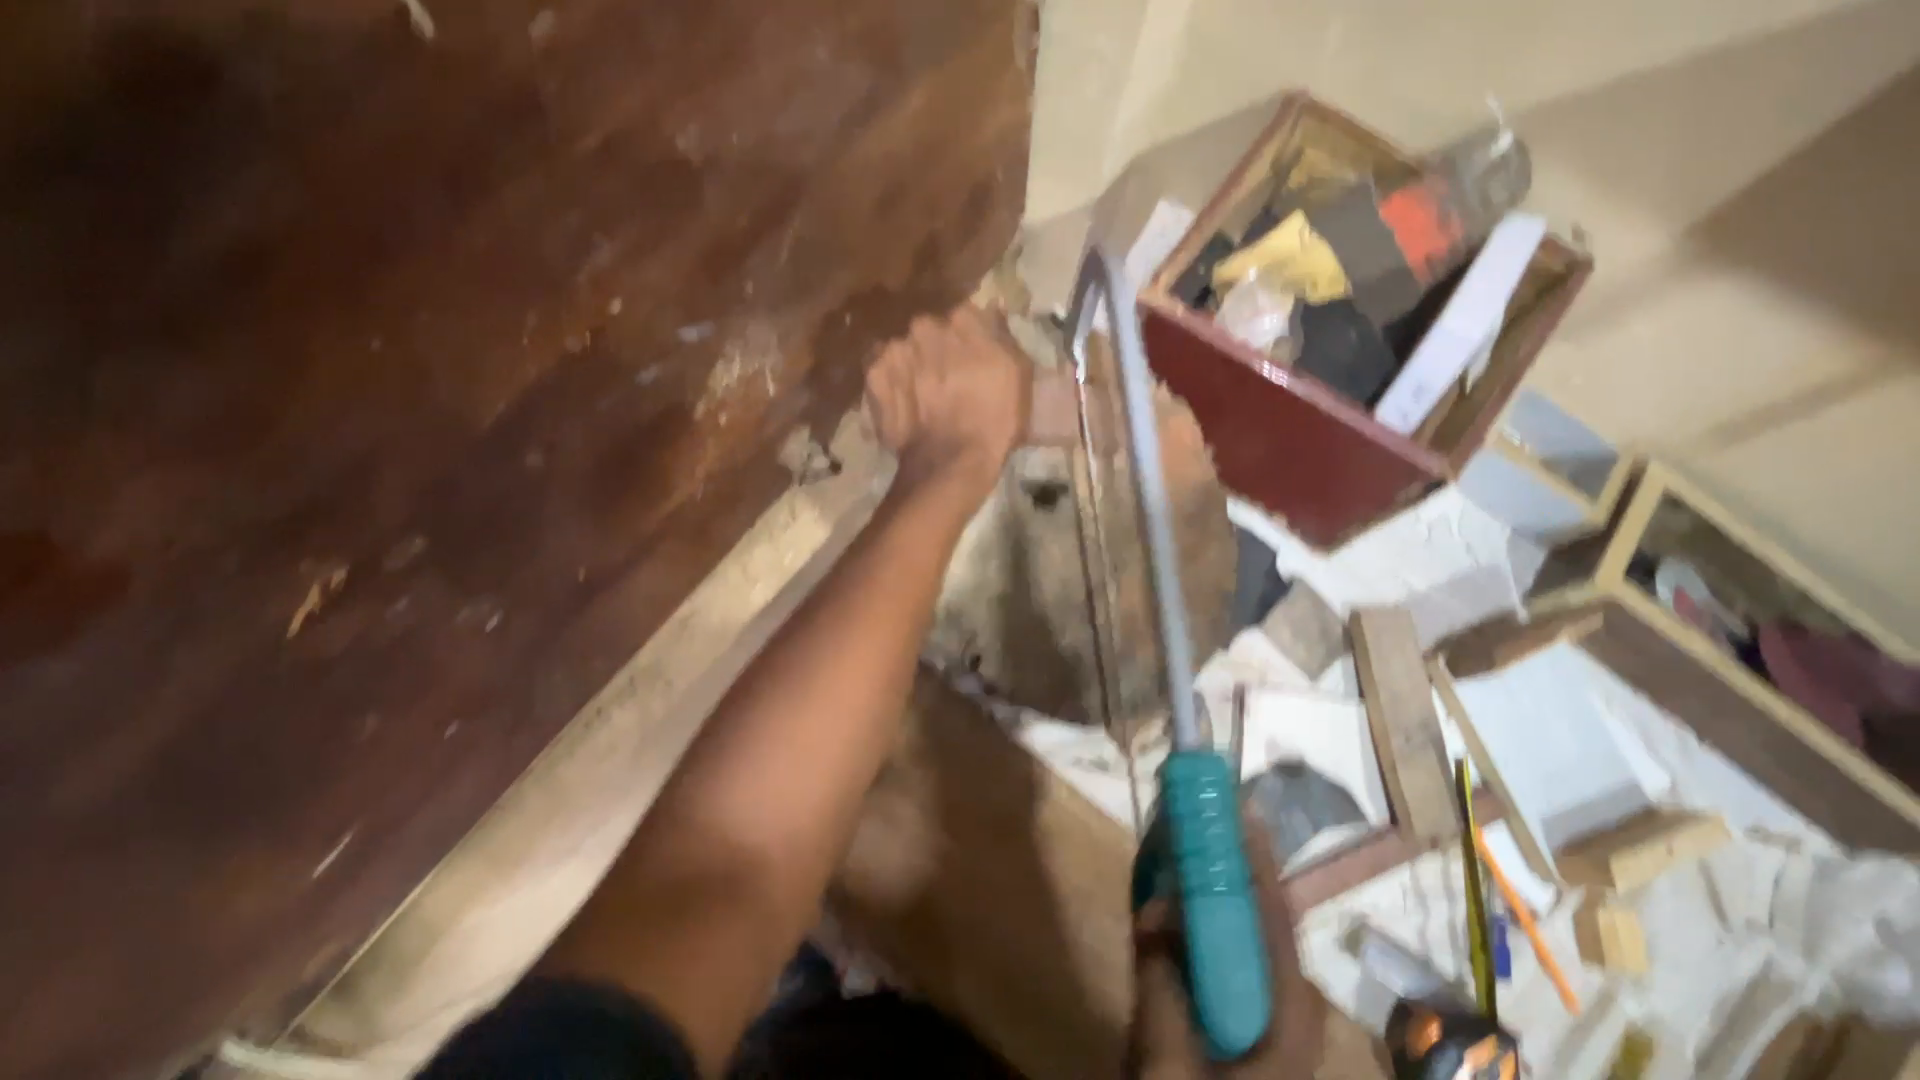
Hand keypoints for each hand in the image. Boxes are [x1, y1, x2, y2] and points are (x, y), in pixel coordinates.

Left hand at [864, 306, 1029, 504]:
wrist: (952, 460)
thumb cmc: (995, 419)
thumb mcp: (1018, 373)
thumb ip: (1002, 335)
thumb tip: (992, 309)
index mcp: (963, 319)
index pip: (964, 316)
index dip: (967, 338)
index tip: (971, 358)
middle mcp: (925, 326)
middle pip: (929, 330)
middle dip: (935, 348)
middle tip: (944, 378)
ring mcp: (894, 349)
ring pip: (903, 349)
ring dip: (911, 365)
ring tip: (921, 394)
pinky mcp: (873, 375)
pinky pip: (881, 370)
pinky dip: (890, 383)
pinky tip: (902, 403)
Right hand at [1129, 816, 1325, 1079]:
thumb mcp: (1167, 1065)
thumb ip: (1161, 983)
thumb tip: (1155, 908)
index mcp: (1288, 1011)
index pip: (1273, 913)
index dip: (1252, 855)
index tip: (1232, 804)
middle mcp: (1286, 1003)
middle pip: (1256, 915)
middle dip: (1221, 864)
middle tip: (1188, 815)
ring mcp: (1264, 1014)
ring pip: (1236, 934)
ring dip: (1203, 891)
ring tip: (1173, 844)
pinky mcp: (1239, 1022)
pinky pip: (1217, 958)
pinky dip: (1190, 926)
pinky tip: (1162, 909)